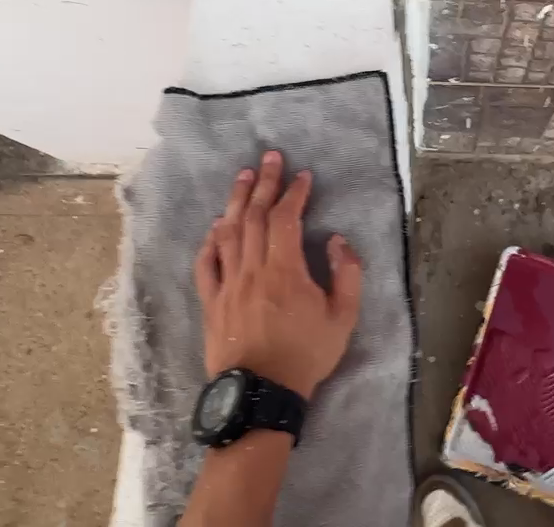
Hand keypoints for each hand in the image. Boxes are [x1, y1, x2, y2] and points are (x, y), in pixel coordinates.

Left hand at [195, 150, 362, 399]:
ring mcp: (228, 285)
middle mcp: (252, 269)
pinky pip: (207, 264)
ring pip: (229, 232)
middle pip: (255, 216)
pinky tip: (216, 226)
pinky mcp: (212, 303)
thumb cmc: (305, 355)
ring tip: (244, 177)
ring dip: (237, 201)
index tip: (303, 175)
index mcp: (284, 270)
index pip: (286, 218)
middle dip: (265, 183)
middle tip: (270, 157)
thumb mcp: (343, 318)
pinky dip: (210, 240)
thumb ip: (346, 274)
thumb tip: (336, 240)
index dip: (294, 192)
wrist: (261, 396)